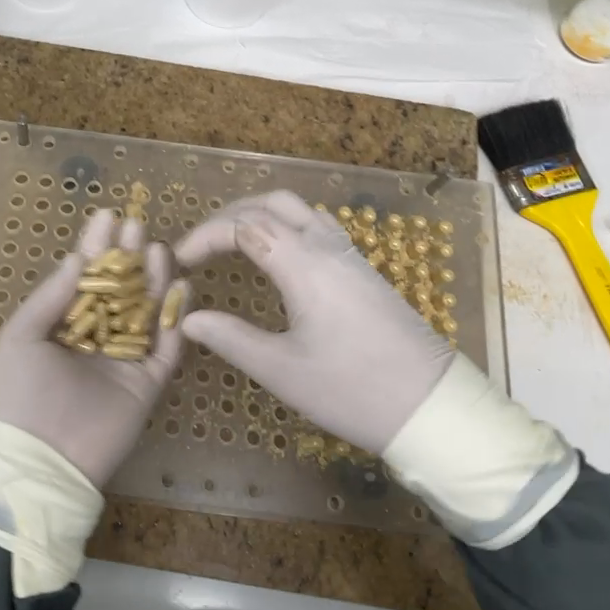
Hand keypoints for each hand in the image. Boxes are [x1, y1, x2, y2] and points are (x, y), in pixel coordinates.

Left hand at [0, 210, 184, 485]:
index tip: (107, 215)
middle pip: (119, 289)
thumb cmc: (21, 394)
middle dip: (127, 256)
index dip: (95, 247)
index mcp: (62, 326)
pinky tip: (180, 286)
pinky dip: (176, 319)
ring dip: (153, 279)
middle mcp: (96, 338)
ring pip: (146, 311)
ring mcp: (124, 360)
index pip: (84, 279)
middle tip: (137, 223)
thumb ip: (51, 297)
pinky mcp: (149, 383)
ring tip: (157, 247)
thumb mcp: (21, 337)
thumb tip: (75, 257)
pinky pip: (167, 347)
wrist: (43, 460)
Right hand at [172, 190, 451, 454]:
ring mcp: (350, 255)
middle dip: (228, 216)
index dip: (205, 236)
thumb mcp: (281, 370)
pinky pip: (317, 226)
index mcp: (305, 264)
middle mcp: (328, 247)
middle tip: (199, 247)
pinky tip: (274, 256)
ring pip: (299, 209)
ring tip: (229, 244)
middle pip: (271, 204)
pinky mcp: (363, 270)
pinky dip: (284, 226)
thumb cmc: (351, 390)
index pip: (244, 226)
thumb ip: (230, 338)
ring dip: (258, 215)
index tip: (179, 263)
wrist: (430, 405)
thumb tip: (187, 318)